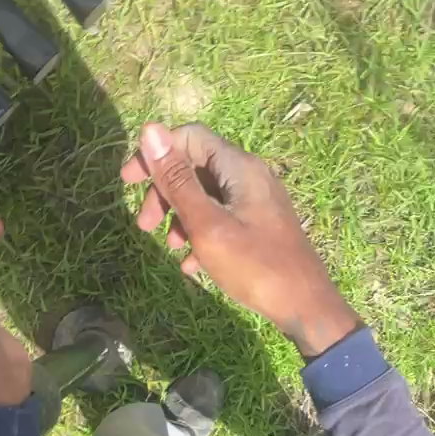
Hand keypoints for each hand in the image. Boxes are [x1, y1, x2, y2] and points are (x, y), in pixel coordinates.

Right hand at [122, 122, 361, 356]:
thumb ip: (178, 180)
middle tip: (144, 226)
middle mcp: (252, 177)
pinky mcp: (262, 228)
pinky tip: (193, 266)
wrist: (306, 306)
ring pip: (209, 197)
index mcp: (240, 168)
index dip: (156, 154)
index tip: (128, 182)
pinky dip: (204, 235)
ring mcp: (259, 203)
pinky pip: (224, 220)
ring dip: (182, 218)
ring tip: (172, 248)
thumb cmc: (255, 266)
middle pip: (197, 168)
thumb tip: (149, 130)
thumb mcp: (208, 224)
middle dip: (165, 193)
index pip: (189, 138)